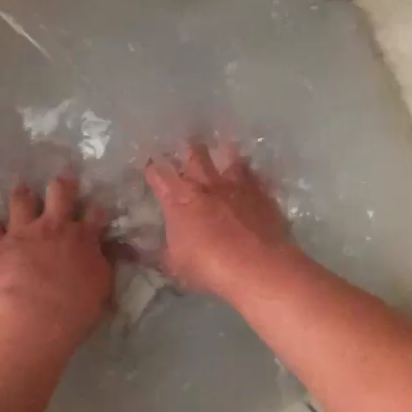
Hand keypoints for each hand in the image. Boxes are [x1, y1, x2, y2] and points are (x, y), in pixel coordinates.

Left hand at [0, 176, 113, 345]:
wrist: (36, 318)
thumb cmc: (76, 309)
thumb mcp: (102, 288)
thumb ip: (104, 265)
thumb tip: (108, 252)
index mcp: (83, 238)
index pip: (96, 213)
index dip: (97, 209)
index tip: (97, 209)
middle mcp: (54, 227)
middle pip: (60, 192)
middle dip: (62, 183)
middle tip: (62, 178)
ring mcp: (24, 232)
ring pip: (21, 200)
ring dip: (22, 193)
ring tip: (21, 187)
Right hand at [144, 142, 300, 296]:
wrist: (256, 264)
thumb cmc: (207, 266)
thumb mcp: (175, 264)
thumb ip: (164, 249)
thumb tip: (150, 246)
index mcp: (178, 198)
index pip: (158, 174)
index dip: (152, 169)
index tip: (150, 167)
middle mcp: (206, 184)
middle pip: (194, 154)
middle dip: (188, 149)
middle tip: (186, 146)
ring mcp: (236, 184)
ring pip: (229, 156)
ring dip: (224, 151)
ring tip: (223, 146)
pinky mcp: (261, 192)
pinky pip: (253, 174)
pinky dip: (249, 172)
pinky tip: (251, 174)